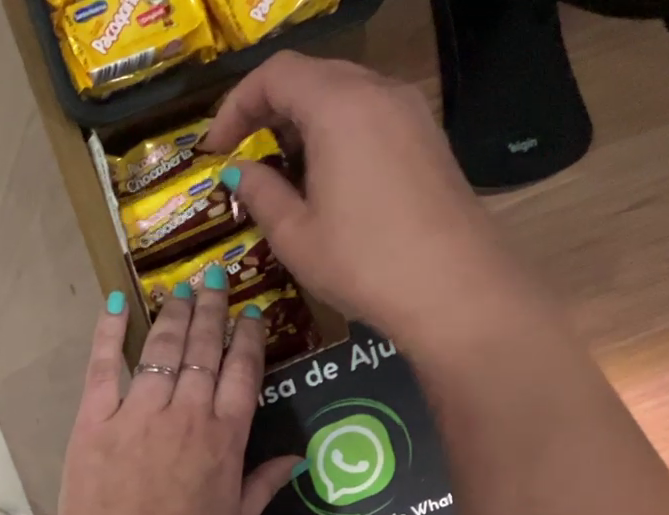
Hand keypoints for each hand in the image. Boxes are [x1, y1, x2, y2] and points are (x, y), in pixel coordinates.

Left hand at [47, 283, 301, 514]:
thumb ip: (264, 485)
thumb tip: (296, 459)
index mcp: (225, 437)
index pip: (243, 372)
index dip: (248, 338)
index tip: (251, 313)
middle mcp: (186, 412)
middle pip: (204, 349)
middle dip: (212, 309)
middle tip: (215, 279)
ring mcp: (139, 411)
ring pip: (161, 348)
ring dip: (174, 313)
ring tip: (180, 288)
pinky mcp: (96, 417)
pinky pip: (104, 364)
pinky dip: (109, 330)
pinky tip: (116, 302)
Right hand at [203, 53, 557, 354]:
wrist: (453, 286)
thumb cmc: (362, 262)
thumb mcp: (294, 234)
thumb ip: (260, 192)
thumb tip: (238, 170)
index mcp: (339, 107)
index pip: (275, 74)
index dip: (235, 105)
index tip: (215, 149)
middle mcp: (377, 92)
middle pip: (310, 74)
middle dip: (267, 108)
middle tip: (241, 154)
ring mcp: (408, 110)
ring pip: (342, 91)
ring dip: (301, 120)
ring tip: (279, 169)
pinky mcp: (425, 135)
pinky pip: (368, 112)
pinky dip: (334, 129)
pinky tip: (321, 176)